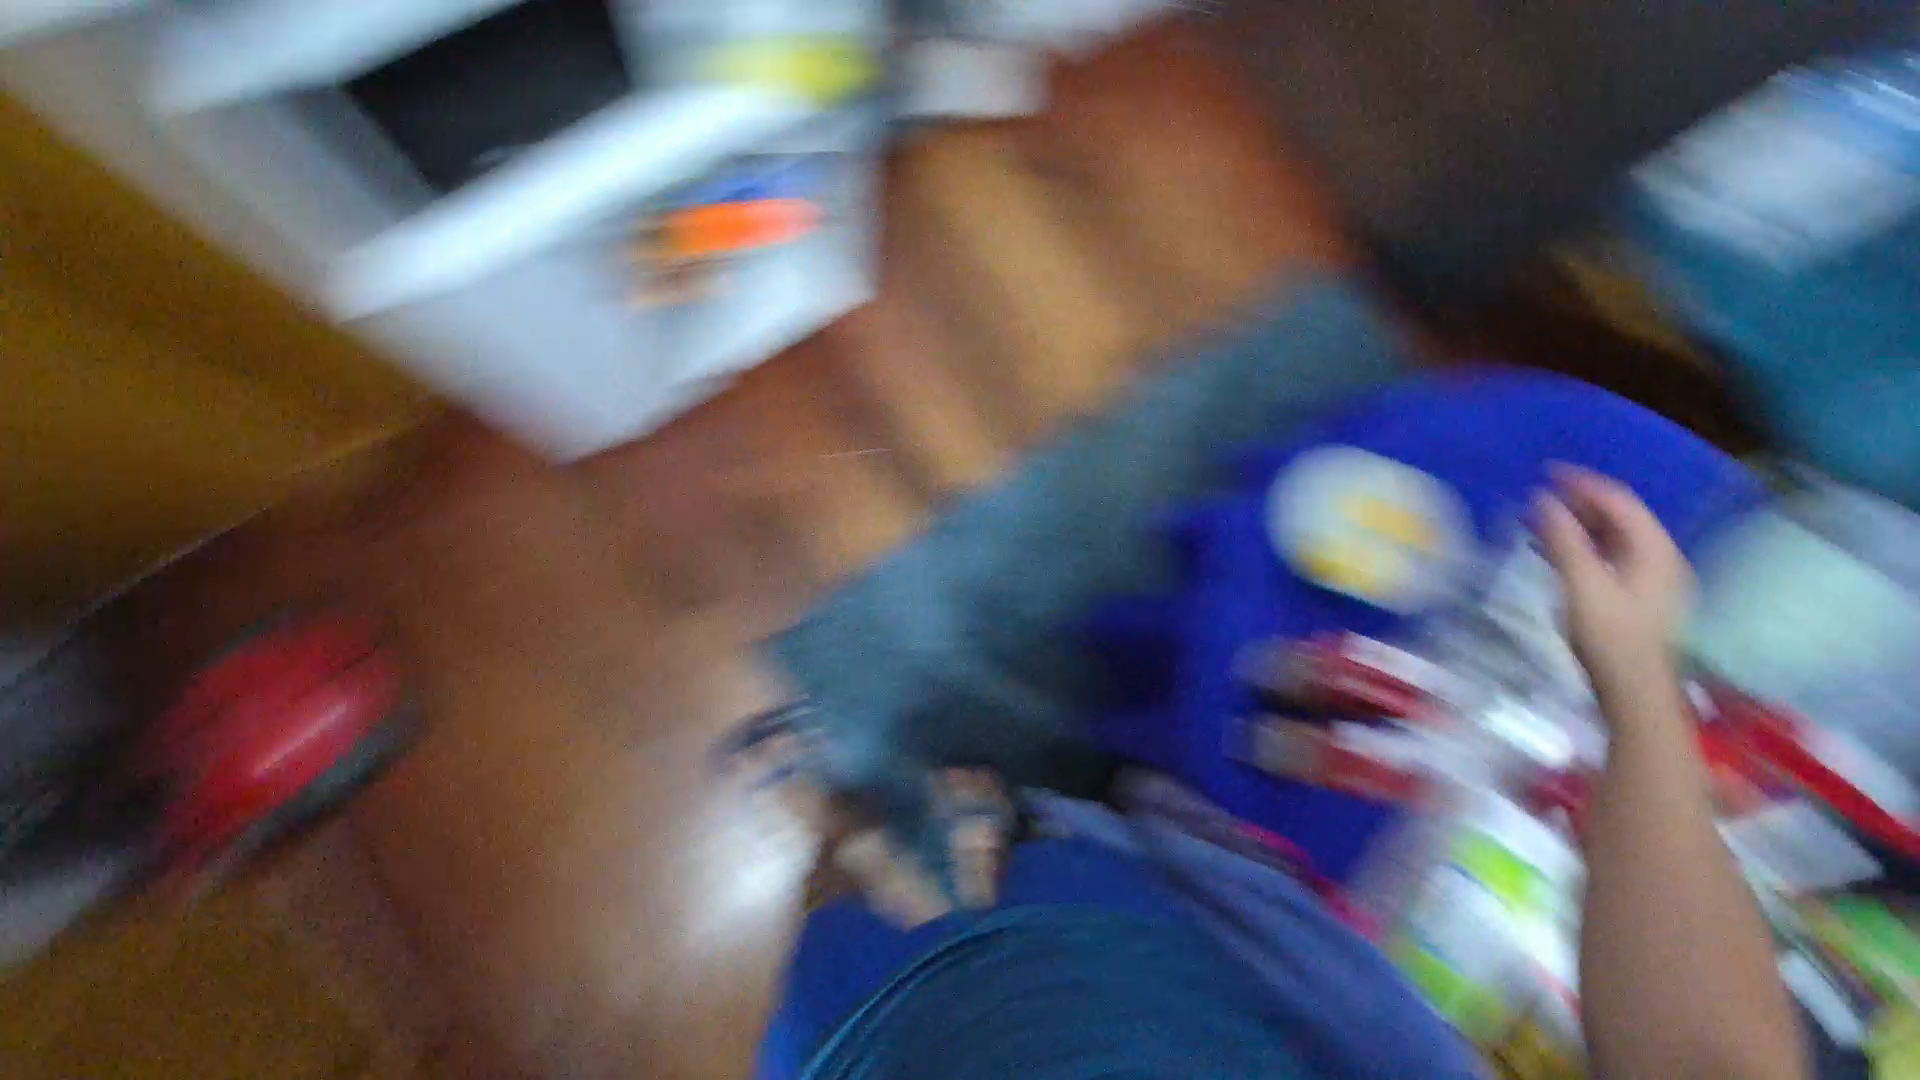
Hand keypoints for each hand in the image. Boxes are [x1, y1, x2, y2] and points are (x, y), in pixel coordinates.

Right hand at [1534, 465, 1693, 692]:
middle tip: (1539, 493)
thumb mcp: (1582, 585)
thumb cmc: (1610, 636)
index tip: (1547, 471)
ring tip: (1538, 517)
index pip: (1620, 502)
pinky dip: (1578, 545)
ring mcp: (1647, 579)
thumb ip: (1563, 541)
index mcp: (1654, 551)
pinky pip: (1605, 556)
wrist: (1632, 690)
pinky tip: (1552, 549)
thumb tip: (1544, 501)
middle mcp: (1658, 559)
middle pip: (1618, 518)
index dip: (1584, 483)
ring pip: (1610, 538)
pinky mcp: (1632, 596)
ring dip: (1576, 523)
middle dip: (1578, 502)